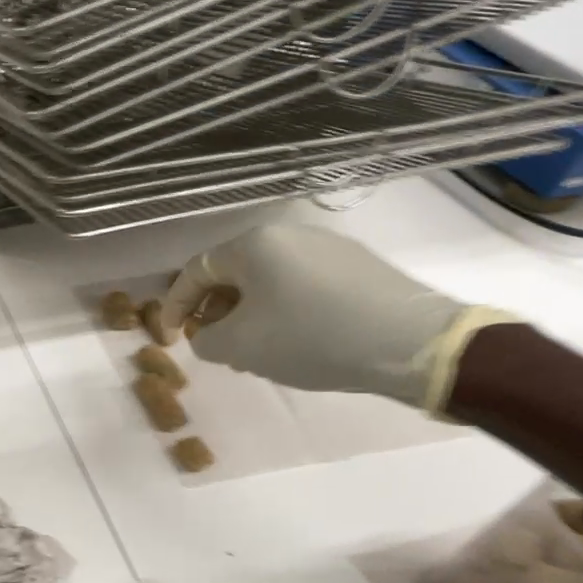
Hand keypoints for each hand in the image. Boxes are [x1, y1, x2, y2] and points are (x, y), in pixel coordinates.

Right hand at [159, 224, 515, 411]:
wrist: (410, 343)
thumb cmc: (310, 337)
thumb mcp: (239, 347)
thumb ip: (205, 339)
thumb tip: (208, 334)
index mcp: (253, 245)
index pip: (195, 271)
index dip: (176, 306)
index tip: (171, 337)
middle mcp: (289, 234)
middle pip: (233, 273)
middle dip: (215, 310)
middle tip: (212, 344)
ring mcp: (328, 246)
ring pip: (267, 280)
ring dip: (249, 312)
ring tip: (252, 348)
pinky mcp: (357, 265)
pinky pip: (300, 284)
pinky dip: (282, 309)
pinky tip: (292, 339)